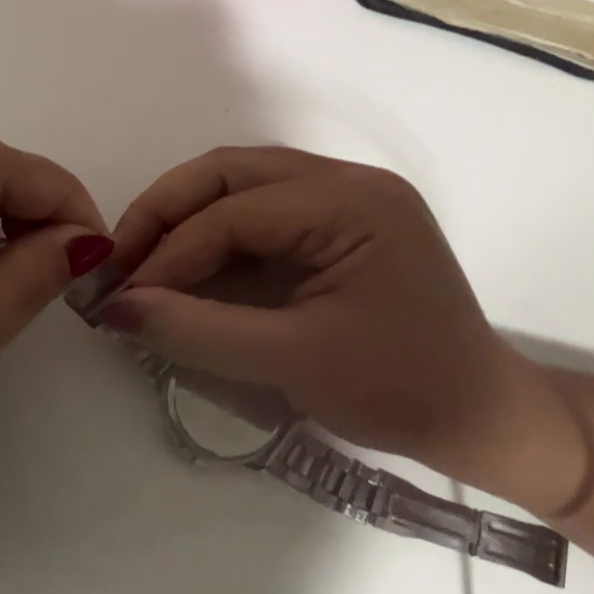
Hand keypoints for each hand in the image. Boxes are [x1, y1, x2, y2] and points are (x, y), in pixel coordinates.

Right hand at [103, 147, 584, 512]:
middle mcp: (349, 184)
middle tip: (118, 262)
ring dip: (184, 224)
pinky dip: (212, 243)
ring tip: (140, 269)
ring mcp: (346, 204)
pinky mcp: (338, 232)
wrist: (479, 420)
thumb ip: (197, 331)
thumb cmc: (398, 390)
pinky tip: (183, 275)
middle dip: (165, 214)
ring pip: (240, 190)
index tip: (121, 300)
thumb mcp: (291, 362)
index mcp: (352, 203)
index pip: (233, 211)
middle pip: (230, 174)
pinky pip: (259, 220)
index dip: (168, 253)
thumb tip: (114, 310)